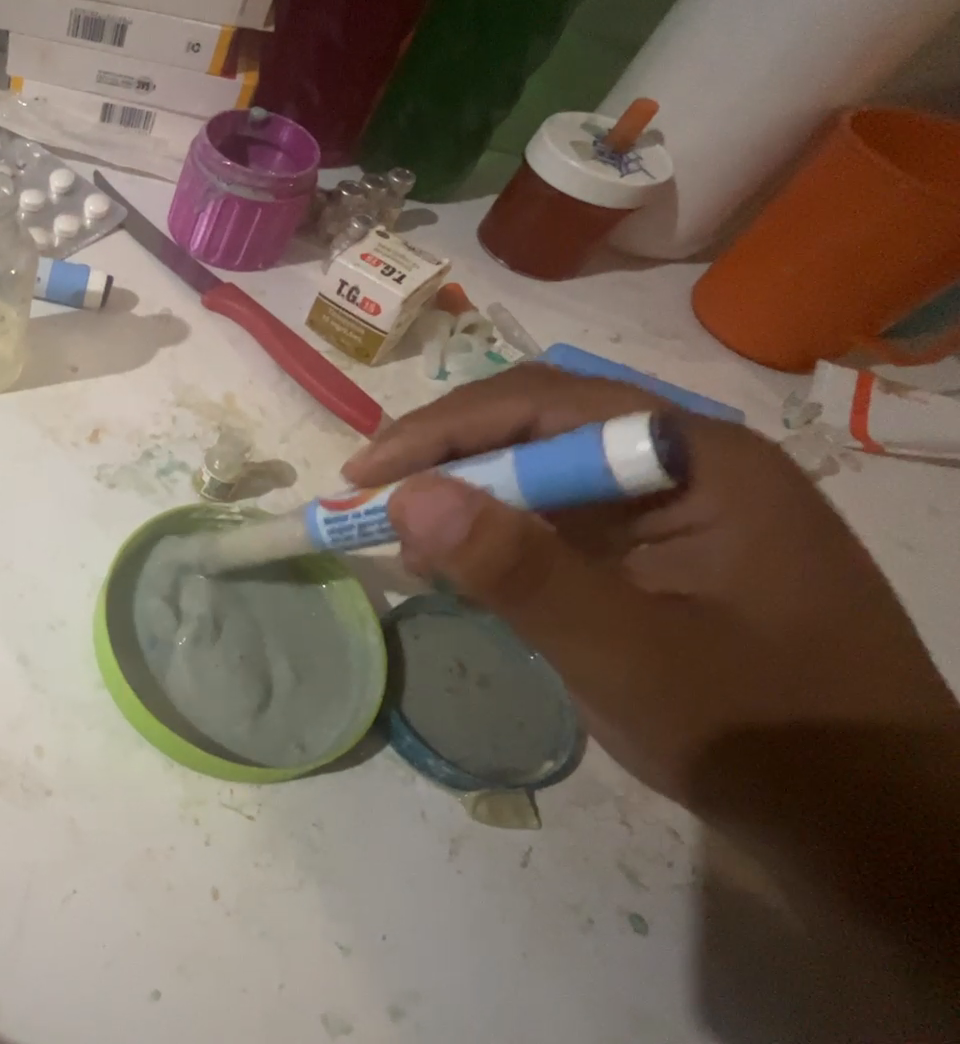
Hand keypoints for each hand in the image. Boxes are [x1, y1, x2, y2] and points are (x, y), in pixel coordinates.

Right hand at [344, 365, 955, 803]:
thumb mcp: (622, 649)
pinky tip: (458, 569)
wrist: (863, 824)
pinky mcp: (653, 558)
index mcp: (699, 461)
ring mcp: (670, 513)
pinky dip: (495, 539)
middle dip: (446, 458)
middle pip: (539, 428)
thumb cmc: (755, 729)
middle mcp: (684, 467)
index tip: (364, 472)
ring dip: (465, 499)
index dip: (442, 429)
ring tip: (405, 540)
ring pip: (541, 476)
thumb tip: (406, 495)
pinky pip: (557, 525)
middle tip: (369, 499)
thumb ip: (517, 568)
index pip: (545, 405)